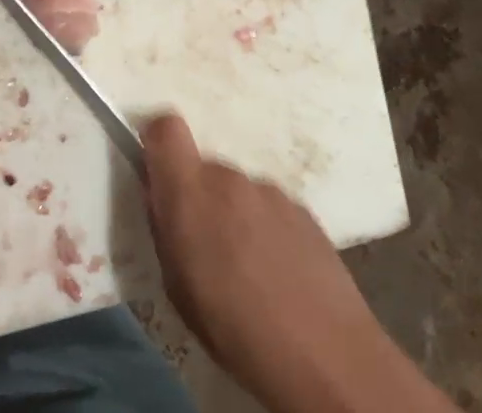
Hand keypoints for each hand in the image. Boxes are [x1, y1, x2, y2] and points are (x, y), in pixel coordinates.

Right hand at [144, 114, 450, 412]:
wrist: (324, 354)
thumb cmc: (232, 327)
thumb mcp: (175, 285)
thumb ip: (165, 229)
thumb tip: (162, 200)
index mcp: (190, 192)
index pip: (165, 128)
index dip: (157, 143)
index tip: (157, 173)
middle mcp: (230, 179)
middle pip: (204, 168)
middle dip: (198, 196)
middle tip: (204, 245)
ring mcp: (272, 192)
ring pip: (238, 190)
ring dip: (234, 214)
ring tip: (246, 267)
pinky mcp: (305, 211)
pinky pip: (269, 209)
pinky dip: (265, 229)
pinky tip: (276, 272)